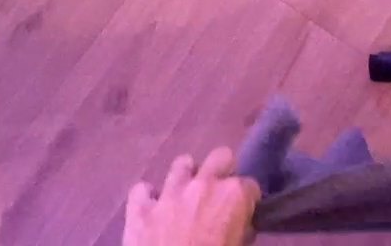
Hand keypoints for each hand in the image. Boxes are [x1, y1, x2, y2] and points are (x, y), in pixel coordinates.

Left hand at [124, 147, 260, 245]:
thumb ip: (241, 235)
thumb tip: (240, 231)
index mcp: (234, 196)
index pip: (250, 185)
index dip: (247, 200)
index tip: (243, 214)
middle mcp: (205, 184)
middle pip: (221, 156)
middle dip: (223, 171)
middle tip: (217, 195)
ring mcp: (170, 194)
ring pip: (181, 164)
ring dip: (186, 177)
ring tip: (185, 196)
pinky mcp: (140, 211)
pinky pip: (141, 190)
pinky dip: (146, 198)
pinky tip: (151, 210)